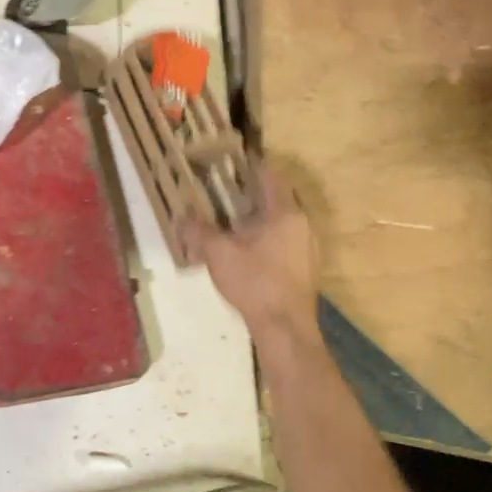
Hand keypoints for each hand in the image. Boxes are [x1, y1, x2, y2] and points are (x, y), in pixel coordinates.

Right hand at [181, 166, 320, 334]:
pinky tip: (246, 252)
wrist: (284, 328)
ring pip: (282, 223)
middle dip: (251, 195)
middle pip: (277, 199)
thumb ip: (199, 232)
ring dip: (259, 220)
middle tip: (224, 194)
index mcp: (286, 213)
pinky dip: (267, 239)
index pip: (272, 177)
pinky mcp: (306, 270)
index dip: (251, 166)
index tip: (231, 163)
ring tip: (232, 224)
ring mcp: (309, 249)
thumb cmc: (255, 281)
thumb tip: (182, 219)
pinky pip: (285, 242)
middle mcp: (303, 225)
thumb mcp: (218, 253)